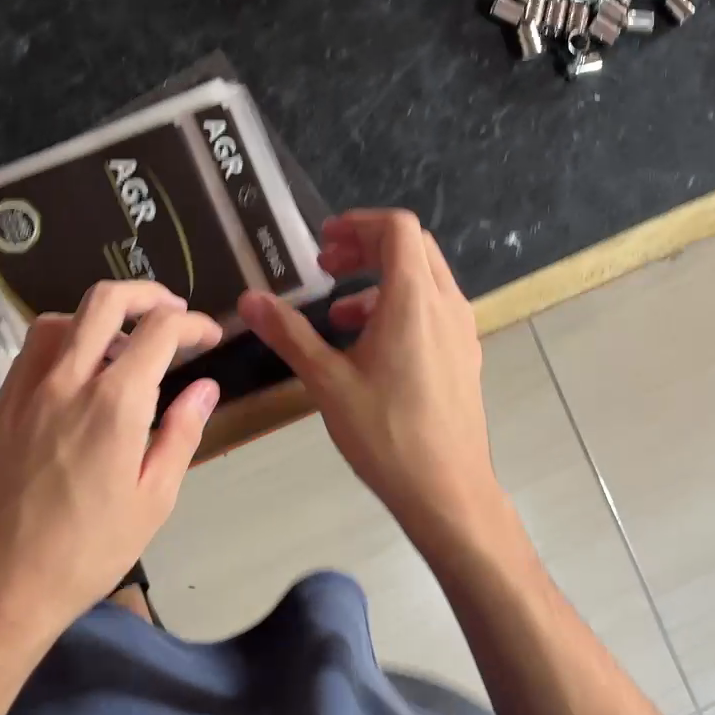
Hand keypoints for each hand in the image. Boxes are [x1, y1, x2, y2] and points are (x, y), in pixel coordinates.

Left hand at [0, 281, 222, 629]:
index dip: (193, 323)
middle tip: (173, 312)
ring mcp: (26, 390)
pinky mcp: (1, 407)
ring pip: (63, 318)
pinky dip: (64, 340)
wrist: (1, 585)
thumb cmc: (90, 550)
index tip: (210, 337)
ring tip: (126, 344)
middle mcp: (67, 381)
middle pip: (106, 301)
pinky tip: (80, 374)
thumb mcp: (155, 499)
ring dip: (101, 316)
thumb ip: (182, 433)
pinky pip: (32, 351)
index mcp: (115, 403)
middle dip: (148, 294)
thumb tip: (206, 388)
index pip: (160, 331)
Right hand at [238, 209, 502, 545]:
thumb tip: (250, 298)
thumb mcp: (328, 382)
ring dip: (381, 282)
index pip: (397, 228)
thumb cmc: (386, 434)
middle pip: (413, 248)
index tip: (323, 243)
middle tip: (327, 267)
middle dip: (367, 248)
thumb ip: (290, 334)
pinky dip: (401, 309)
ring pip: (425, 281)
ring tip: (339, 314)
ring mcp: (462, 332)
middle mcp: (447, 305)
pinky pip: (434, 311)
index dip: (358, 224)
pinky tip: (370, 349)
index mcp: (414, 300)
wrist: (447, 490)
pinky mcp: (465, 357)